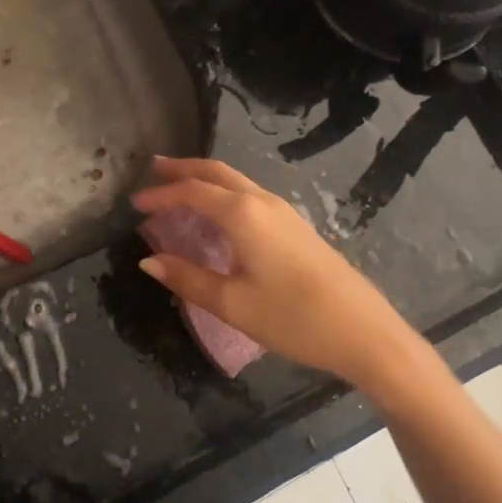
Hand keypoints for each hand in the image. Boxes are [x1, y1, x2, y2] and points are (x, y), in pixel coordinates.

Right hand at [133, 157, 417, 390]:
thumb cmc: (294, 318)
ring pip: (235, 180)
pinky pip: (249, 193)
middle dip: (182, 169)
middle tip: (154, 170)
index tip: (135, 204)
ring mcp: (283, 211)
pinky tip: (219, 213)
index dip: (160, 195)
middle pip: (215, 172)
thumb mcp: (233, 304)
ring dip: (204, 178)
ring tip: (180, 186)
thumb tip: (148, 261)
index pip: (191, 192)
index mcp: (242, 214)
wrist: (366, 333)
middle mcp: (261, 201)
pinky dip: (223, 192)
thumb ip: (188, 279)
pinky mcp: (297, 225)